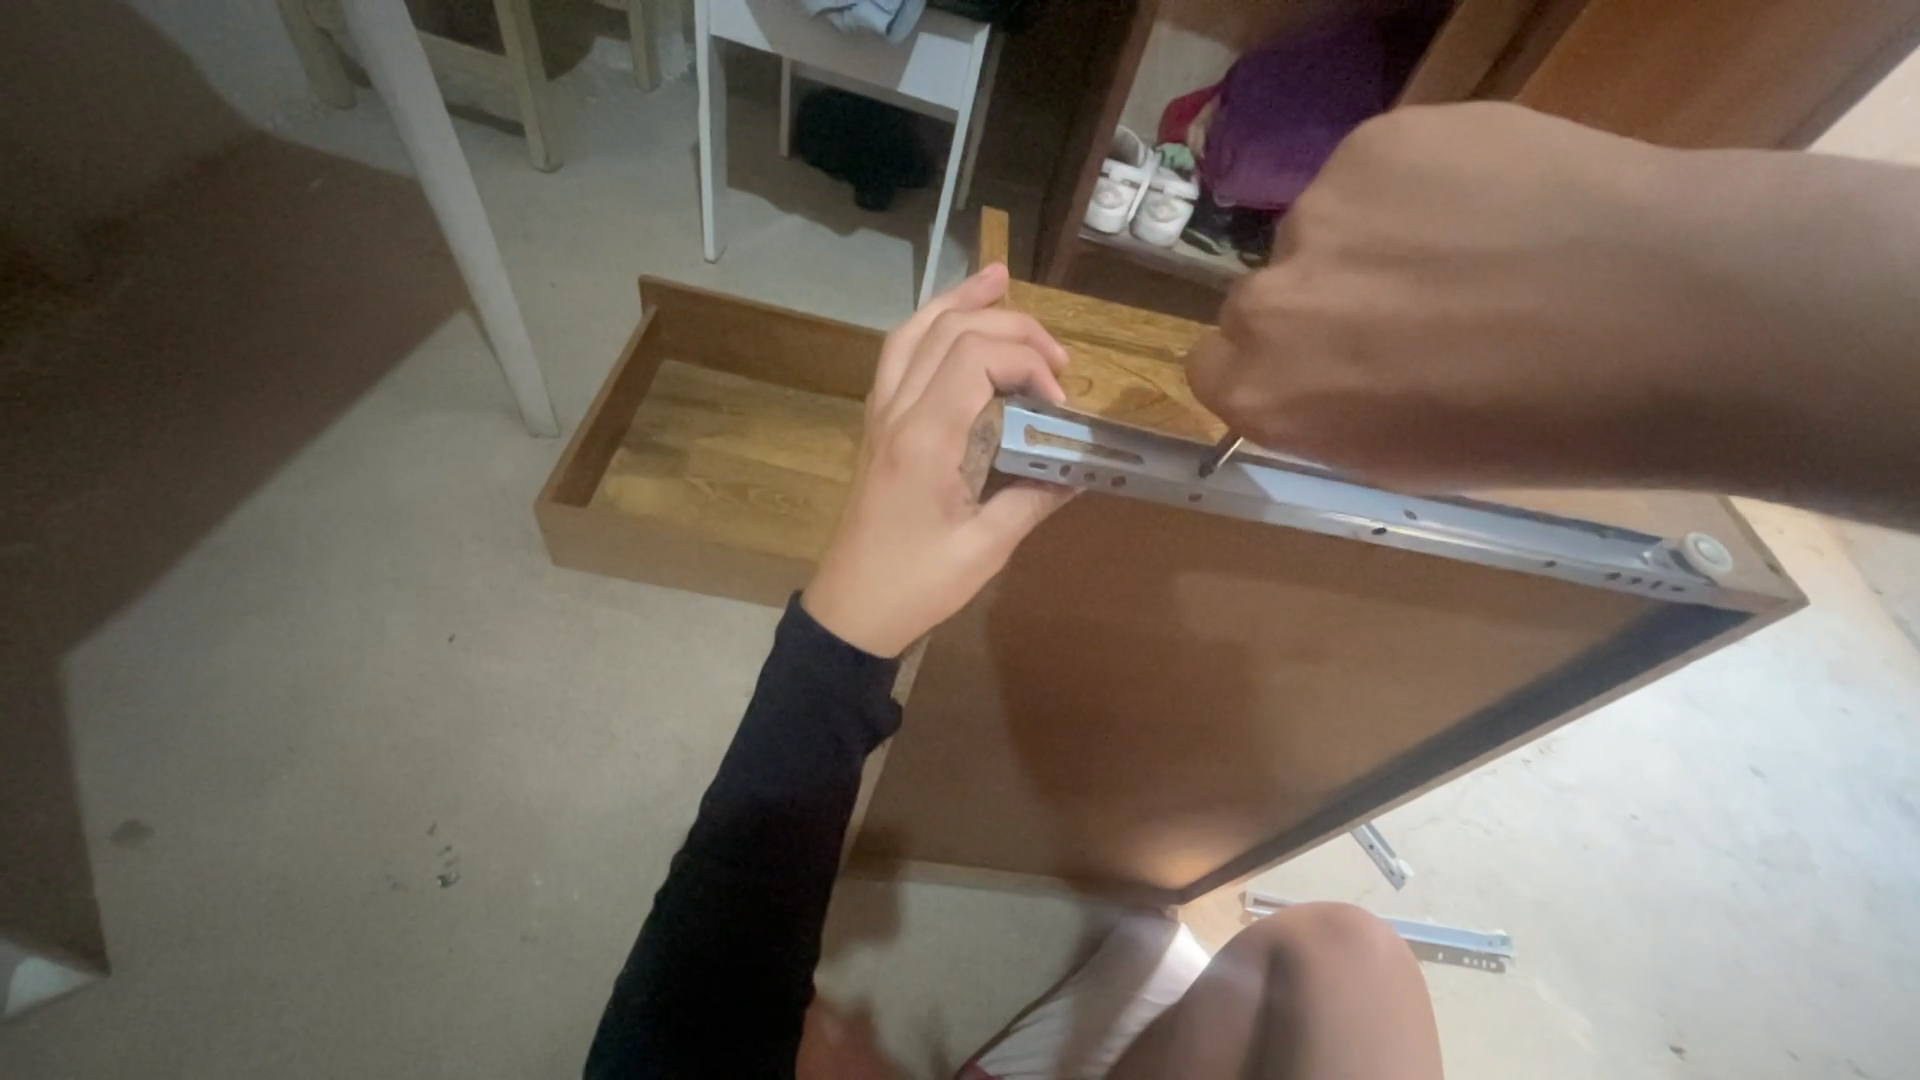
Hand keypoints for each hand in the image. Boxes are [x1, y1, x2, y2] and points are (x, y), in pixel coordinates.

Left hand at [802, 265, 1073, 657]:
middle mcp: (897, 411)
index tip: (1058, 406)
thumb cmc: (916, 586)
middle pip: (949, 332)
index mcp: (925, 438)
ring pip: (913, 332)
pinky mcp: (876, 426)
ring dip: (958, 303)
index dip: (1027, 363)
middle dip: (1010, 327)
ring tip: (999, 281)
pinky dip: (930, 330)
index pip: (977, 357)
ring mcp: (879, 415)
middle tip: (1057, 358)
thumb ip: (1033, 499)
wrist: (851, 610)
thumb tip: (1077, 469)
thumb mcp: (986, 548)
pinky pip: (898, 358)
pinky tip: (954, 326)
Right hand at [1185, 102, 1796, 492]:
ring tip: (1469, 255)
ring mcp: (1321, 210)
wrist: (1683, 318)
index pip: (1213, 366)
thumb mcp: (1392, 458)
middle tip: (1406, 312)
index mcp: (1263, 390)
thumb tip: (1302, 370)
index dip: (1270, 366)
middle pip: (1260, 297)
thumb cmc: (1532, 427)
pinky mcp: (1384, 138)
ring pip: (1320, 229)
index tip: (1322, 367)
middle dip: (1317, 306)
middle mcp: (1266, 300)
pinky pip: (1375, 171)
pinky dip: (1417, 188)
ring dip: (1368, 244)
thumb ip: (1314, 411)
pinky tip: (1491, 207)